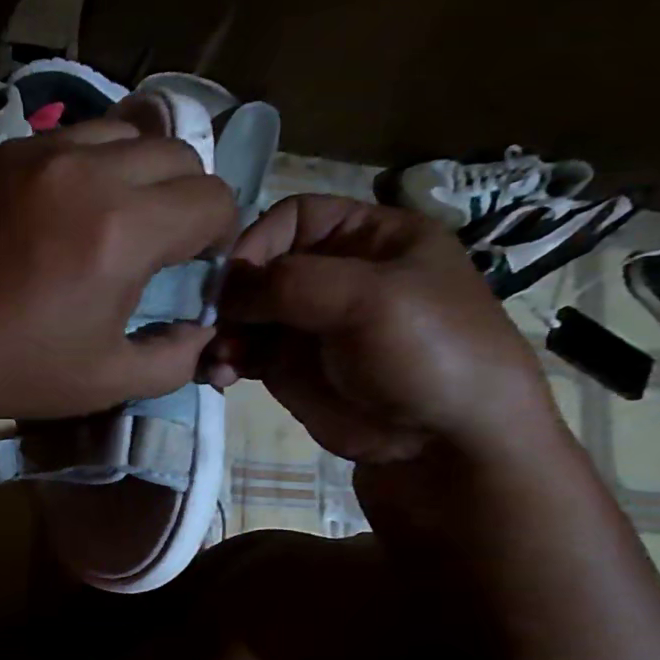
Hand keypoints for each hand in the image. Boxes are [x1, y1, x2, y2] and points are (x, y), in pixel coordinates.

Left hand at [0, 120, 236, 418]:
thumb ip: (174, 358)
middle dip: (184, 196)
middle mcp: (89, 172)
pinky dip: (83, 166)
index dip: (216, 235)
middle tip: (157, 240)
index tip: (193, 264)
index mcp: (125, 228)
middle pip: (178, 152)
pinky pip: (65, 141)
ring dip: (136, 170)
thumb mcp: (107, 382)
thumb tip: (202, 328)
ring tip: (112, 215)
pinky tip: (61, 209)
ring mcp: (38, 155)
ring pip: (122, 133)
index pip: (213, 198)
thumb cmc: (17, 368)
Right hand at [210, 194, 556, 463]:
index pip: (292, 216)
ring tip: (220, 360)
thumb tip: (220, 290)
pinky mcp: (285, 365)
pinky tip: (220, 376)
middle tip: (215, 327)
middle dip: (229, 296)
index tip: (235, 281)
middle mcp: (332, 273)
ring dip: (220, 332)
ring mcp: (305, 322)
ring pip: (240, 310)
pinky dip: (221, 359)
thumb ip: (289, 282)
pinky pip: (238, 350)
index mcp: (368, 238)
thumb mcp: (369, 298)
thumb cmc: (426, 352)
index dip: (257, 241)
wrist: (444, 443)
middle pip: (256, 266)